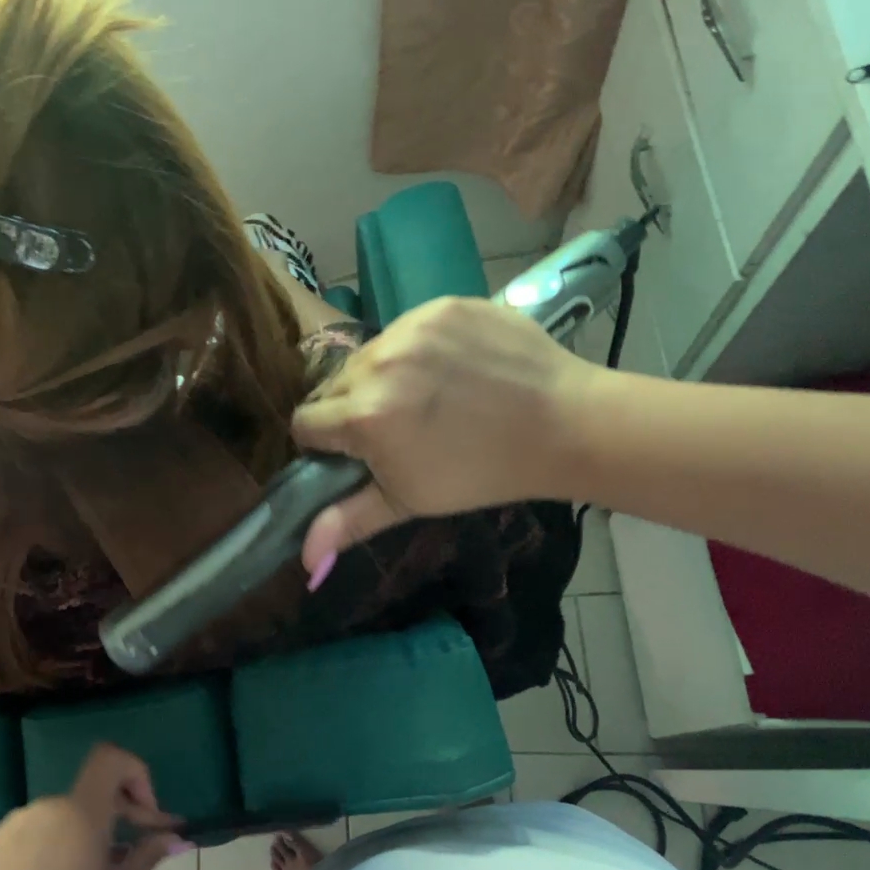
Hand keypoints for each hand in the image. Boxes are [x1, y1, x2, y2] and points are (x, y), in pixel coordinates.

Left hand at [0, 745, 185, 869]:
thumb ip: (148, 853)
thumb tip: (179, 837)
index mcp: (80, 812)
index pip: (109, 759)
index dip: (135, 773)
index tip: (146, 813)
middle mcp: (46, 806)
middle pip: (91, 790)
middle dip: (119, 810)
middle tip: (140, 844)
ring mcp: (17, 822)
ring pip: (66, 811)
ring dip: (88, 827)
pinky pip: (40, 826)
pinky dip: (60, 838)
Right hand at [292, 296, 603, 573]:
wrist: (565, 424)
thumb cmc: (481, 472)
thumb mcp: (408, 501)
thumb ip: (348, 522)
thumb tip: (304, 563)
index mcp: (364, 416)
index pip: (306, 422)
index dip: (325, 444)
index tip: (356, 454)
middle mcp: (378, 363)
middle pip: (330, 388)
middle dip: (349, 410)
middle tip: (392, 429)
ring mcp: (411, 329)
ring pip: (365, 357)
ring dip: (379, 378)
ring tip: (422, 398)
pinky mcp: (440, 306)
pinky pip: (402, 331)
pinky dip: (414, 351)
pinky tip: (447, 371)